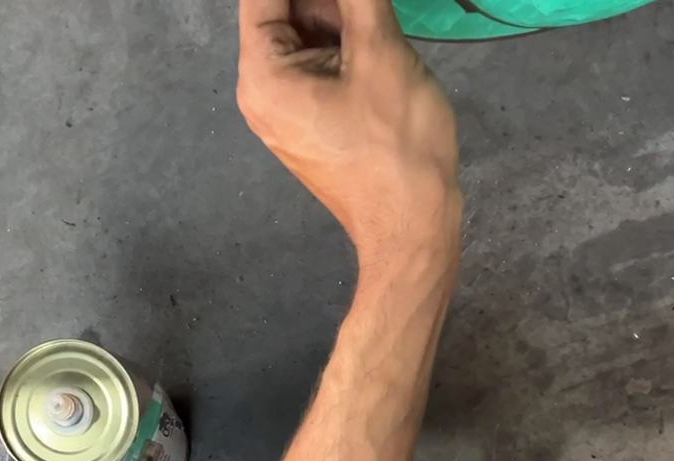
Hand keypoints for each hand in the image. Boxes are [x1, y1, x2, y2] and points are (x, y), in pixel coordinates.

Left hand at [237, 0, 461, 268]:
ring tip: (374, 18)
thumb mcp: (378, 51)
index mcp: (262, 74)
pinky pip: (321, 59)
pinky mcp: (312, 119)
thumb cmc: (394, 146)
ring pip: (307, 29)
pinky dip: (346, 34)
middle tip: (367, 9)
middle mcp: (262, 90)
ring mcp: (287, 107)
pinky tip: (375, 27)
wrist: (411, 225)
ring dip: (341, 11)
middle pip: (285, 7)